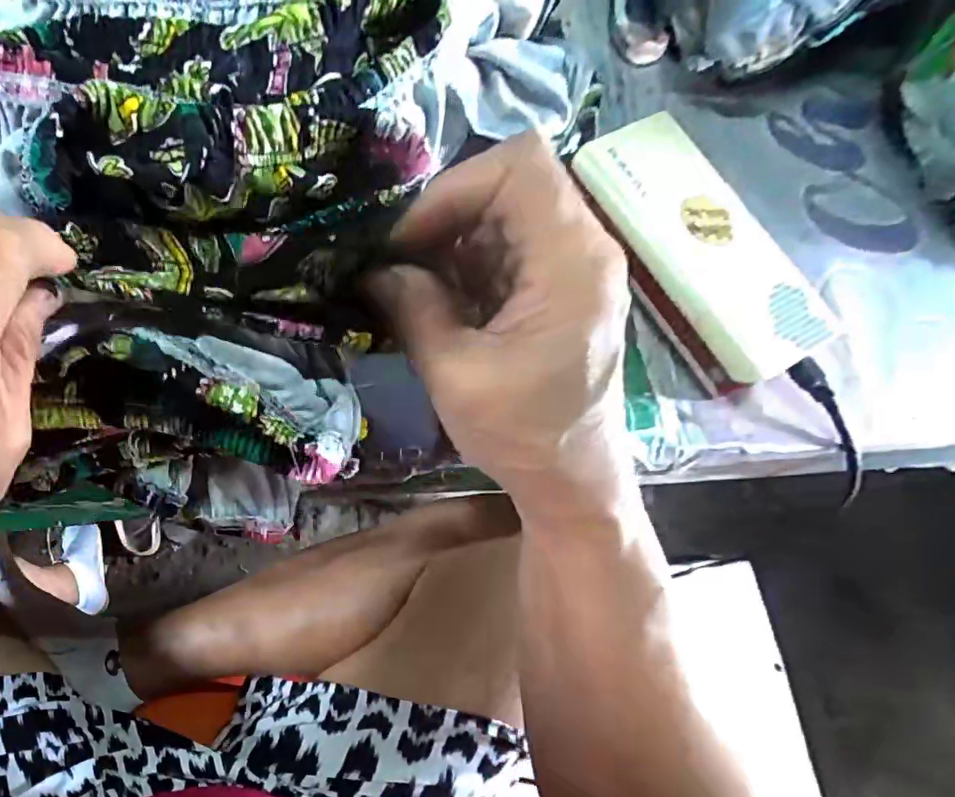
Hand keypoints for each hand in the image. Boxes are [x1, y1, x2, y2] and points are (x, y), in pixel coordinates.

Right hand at [363, 134, 632, 523]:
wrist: (567, 472)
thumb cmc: (518, 430)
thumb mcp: (453, 373)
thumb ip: (415, 310)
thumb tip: (375, 272)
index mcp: (569, 261)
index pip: (517, 167)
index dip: (450, 191)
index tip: (402, 243)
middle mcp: (580, 248)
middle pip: (509, 185)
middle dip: (441, 218)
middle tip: (393, 266)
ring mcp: (569, 268)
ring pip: (502, 217)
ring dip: (446, 245)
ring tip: (405, 287)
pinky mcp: (553, 290)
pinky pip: (504, 252)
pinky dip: (460, 267)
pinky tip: (431, 302)